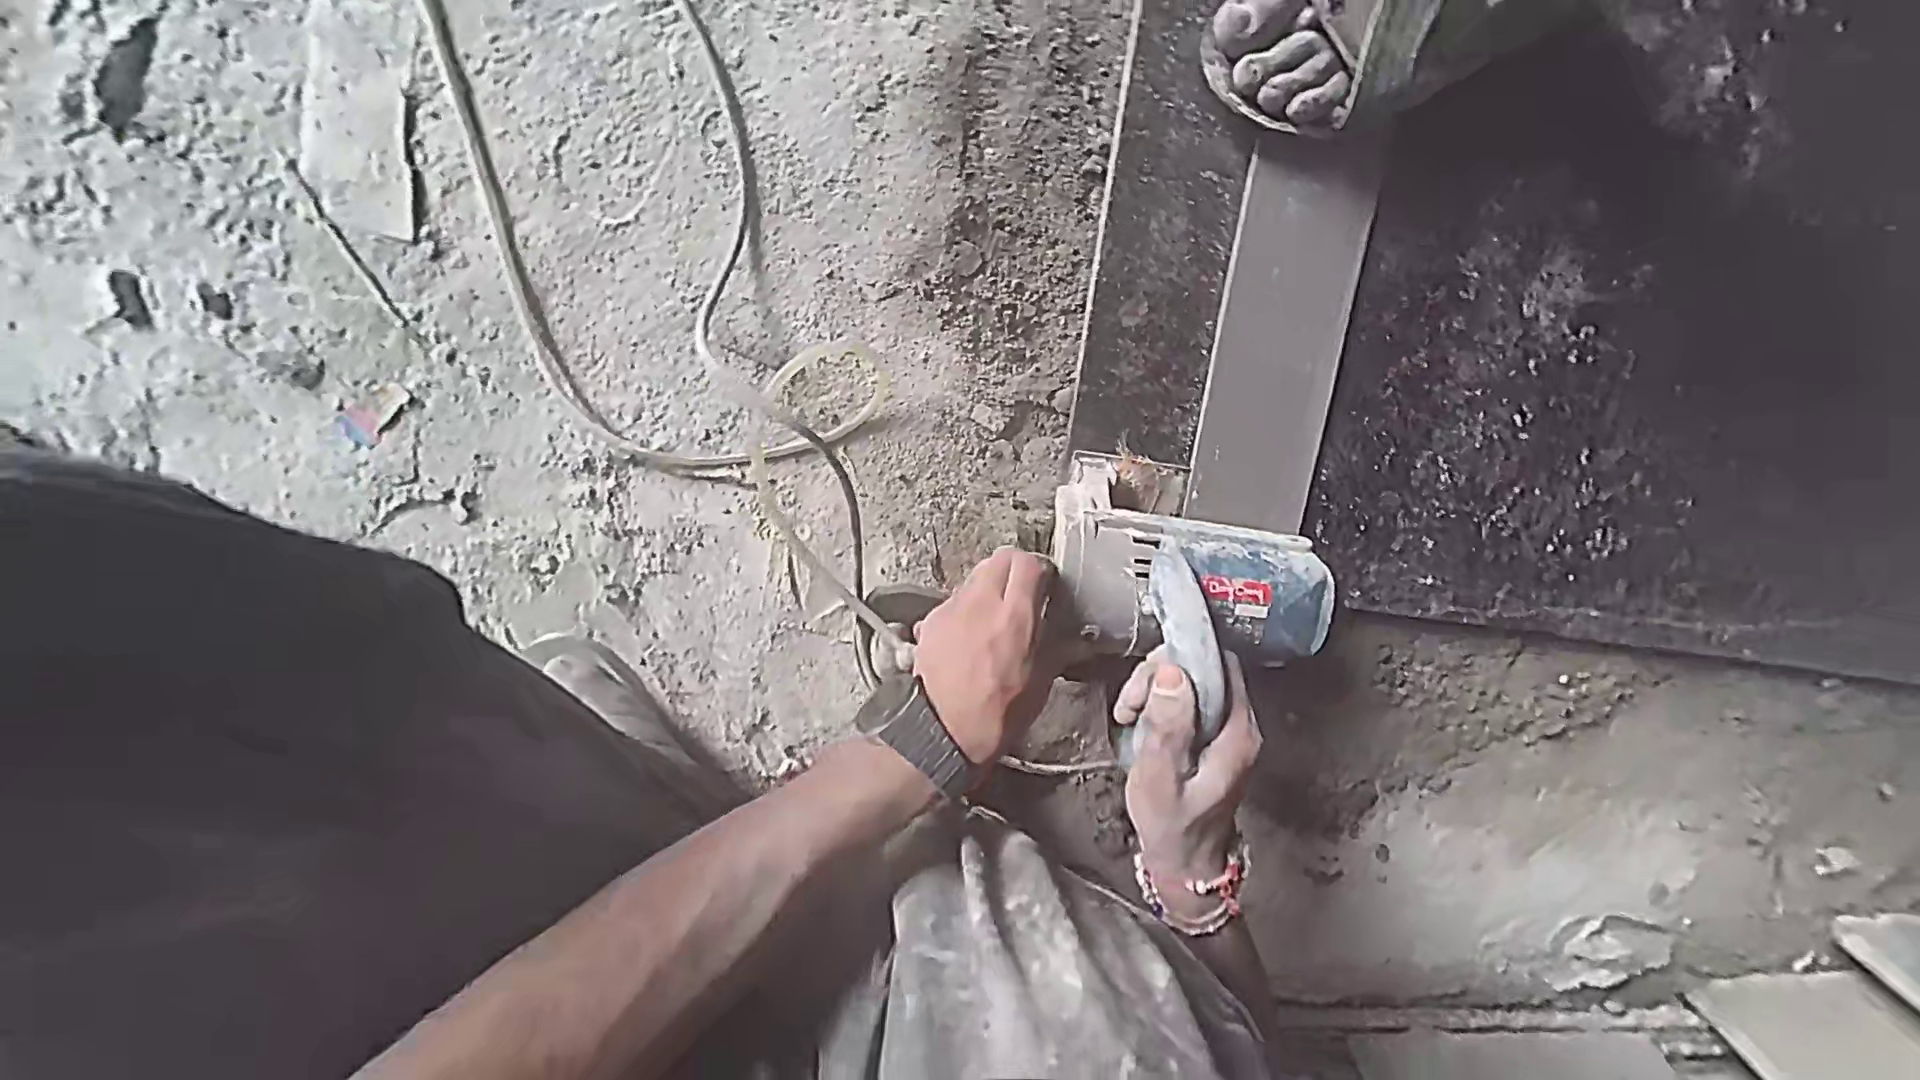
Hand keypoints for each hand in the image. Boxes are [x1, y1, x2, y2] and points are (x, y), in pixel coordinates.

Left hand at [912, 547, 1056, 764]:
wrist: (942, 732)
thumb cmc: (992, 716)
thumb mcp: (1038, 684)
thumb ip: (1057, 650)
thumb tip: (1076, 641)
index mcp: (1014, 618)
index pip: (1029, 563)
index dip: (1041, 570)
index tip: (1045, 584)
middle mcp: (981, 604)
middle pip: (1000, 559)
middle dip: (1015, 570)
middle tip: (1023, 592)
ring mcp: (952, 610)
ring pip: (975, 576)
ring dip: (990, 586)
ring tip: (997, 614)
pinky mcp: (932, 620)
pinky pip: (954, 599)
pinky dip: (967, 607)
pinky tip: (972, 633)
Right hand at [1115, 648, 1260, 915]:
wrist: (1185, 863)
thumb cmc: (1172, 825)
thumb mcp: (1160, 778)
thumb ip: (1168, 726)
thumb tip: (1171, 672)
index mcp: (1237, 733)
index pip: (1218, 665)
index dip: (1181, 661)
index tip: (1146, 682)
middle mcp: (1239, 725)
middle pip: (1202, 670)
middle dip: (1159, 676)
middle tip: (1131, 706)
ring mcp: (1226, 730)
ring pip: (1189, 682)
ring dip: (1152, 689)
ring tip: (1129, 717)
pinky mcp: (1210, 735)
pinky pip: (1184, 699)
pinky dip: (1157, 702)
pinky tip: (1137, 722)